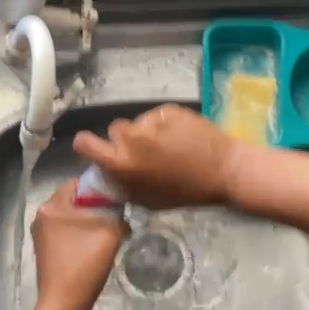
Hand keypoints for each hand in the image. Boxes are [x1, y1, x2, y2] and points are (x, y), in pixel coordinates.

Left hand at [30, 180, 124, 309]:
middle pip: (73, 200)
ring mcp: (40, 235)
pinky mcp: (44, 251)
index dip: (98, 187)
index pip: (77, 183)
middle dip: (94, 206)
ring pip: (70, 218)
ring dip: (88, 222)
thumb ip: (117, 213)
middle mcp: (41, 216)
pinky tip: (94, 249)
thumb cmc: (85, 264)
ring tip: (106, 234)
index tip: (116, 200)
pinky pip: (65, 233)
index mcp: (52, 206)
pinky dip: (79, 236)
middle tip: (114, 218)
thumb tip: (119, 209)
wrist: (64, 305)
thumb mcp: (110, 231)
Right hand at [71, 104, 244, 209]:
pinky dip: (165, 124)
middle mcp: (130, 138)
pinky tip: (181, 136)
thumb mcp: (147, 200)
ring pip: (138, 123)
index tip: (97, 148)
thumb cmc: (186, 192)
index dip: (87, 145)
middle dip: (126, 140)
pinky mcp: (168, 109)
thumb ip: (123, 184)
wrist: (224, 171)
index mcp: (120, 163)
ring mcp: (150, 121)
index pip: (84, 143)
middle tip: (146, 152)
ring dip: (146, 132)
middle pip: (115, 131)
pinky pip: (157, 116)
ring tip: (169, 145)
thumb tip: (110, 173)